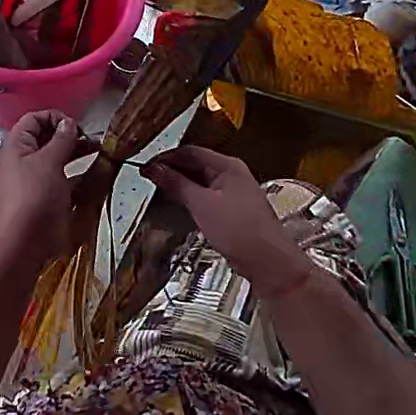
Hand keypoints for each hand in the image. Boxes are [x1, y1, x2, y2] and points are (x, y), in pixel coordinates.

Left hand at [0, 110, 86, 270]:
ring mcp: (36, 180)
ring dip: (78, 154)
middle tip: (93, 140)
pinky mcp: (48, 198)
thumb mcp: (49, 162)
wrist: (22, 244)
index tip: (77, 127)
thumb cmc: (33, 198)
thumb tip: (69, 123)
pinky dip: (80, 175)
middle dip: (71, 136)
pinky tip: (97, 176)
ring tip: (100, 153)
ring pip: (58, 159)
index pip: (35, 119)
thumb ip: (61, 140)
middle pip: (48, 138)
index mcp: (17, 145)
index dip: (56, 118)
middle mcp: (24, 159)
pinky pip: (65, 180)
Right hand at [144, 146, 316, 299]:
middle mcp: (232, 175)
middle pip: (196, 165)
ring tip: (158, 190)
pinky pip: (206, 196)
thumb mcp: (201, 204)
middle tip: (149, 178)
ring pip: (200, 181)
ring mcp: (233, 192)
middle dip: (171, 170)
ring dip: (180, 184)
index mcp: (228, 166)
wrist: (268, 263)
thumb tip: (155, 169)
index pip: (190, 152)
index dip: (166, 157)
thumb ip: (176, 184)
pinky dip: (190, 198)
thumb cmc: (241, 231)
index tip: (147, 166)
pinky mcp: (232, 209)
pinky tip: (178, 205)